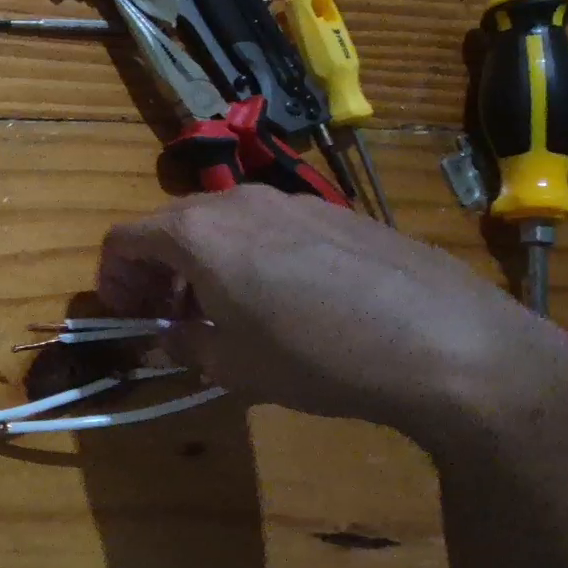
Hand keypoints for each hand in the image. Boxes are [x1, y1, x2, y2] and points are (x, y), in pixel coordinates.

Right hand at [96, 185, 567, 445]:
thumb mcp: (229, 365)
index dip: (111, 277)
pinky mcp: (342, 215)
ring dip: (203, 260)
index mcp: (196, 233)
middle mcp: (237, 203)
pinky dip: (253, 254)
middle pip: (169, 224)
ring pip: (222, 222)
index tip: (126, 313)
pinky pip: (272, 226)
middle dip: (155, 268)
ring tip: (225, 308)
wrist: (455, 348)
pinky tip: (287, 299)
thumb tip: (166, 338)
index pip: (123, 239)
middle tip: (166, 314)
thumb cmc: (316, 356)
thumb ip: (181, 344)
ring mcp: (295, 202)